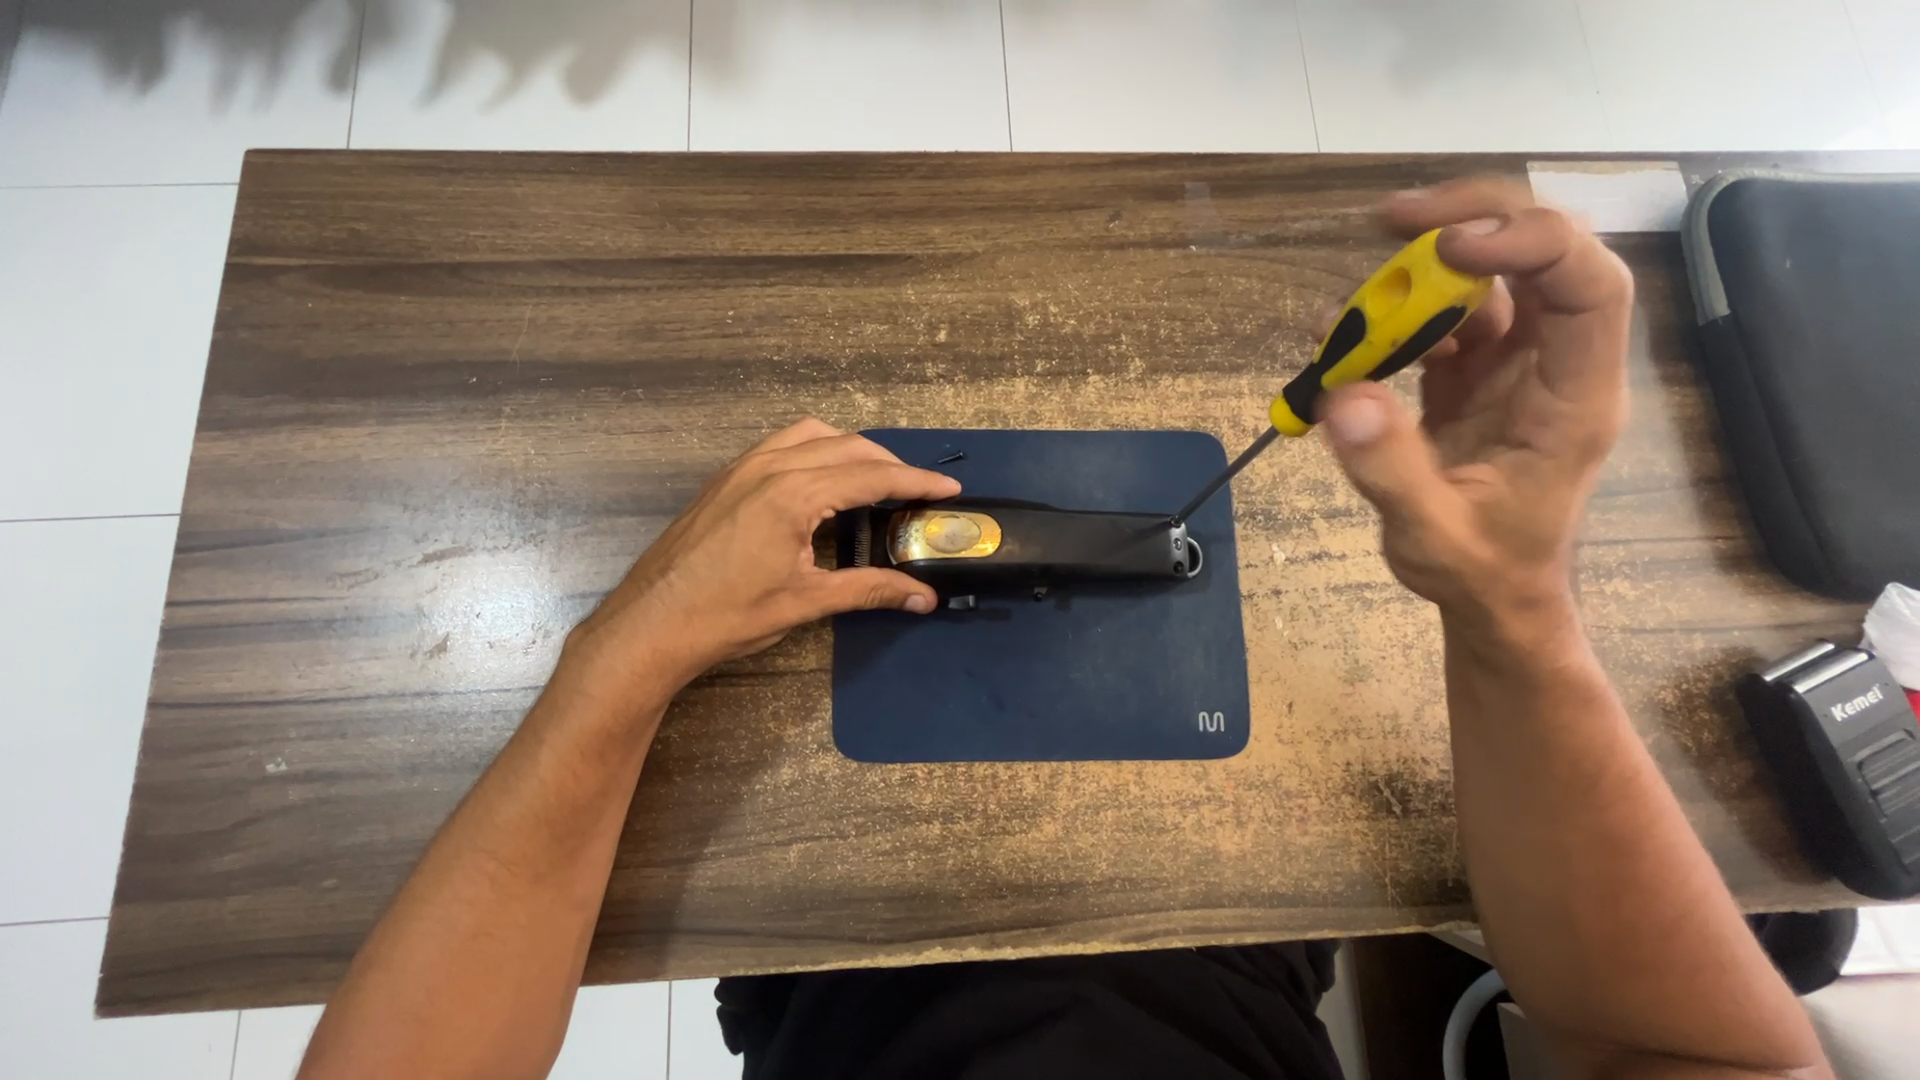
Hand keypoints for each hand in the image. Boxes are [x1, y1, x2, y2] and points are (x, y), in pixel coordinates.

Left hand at [567, 418, 959, 690]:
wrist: (650, 625)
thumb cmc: (729, 616)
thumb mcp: (808, 601)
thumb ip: (871, 589)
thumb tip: (925, 598)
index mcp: (794, 492)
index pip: (871, 476)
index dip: (916, 481)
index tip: (950, 487)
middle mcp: (770, 466)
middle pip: (847, 446)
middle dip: (889, 463)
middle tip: (918, 491)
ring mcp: (742, 467)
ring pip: (812, 435)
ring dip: (851, 449)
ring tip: (875, 479)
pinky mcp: (725, 478)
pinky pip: (782, 445)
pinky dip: (816, 451)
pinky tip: (822, 483)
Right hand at [1319, 178, 1632, 635]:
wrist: (1488, 591)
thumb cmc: (1479, 570)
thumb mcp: (1430, 534)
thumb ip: (1390, 469)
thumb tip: (1341, 395)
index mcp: (1573, 397)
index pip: (1586, 286)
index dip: (1529, 244)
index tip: (1443, 243)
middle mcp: (1552, 364)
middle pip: (1540, 255)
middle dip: (1468, 223)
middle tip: (1387, 219)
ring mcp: (1512, 366)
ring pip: (1483, 281)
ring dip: (1413, 274)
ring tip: (1342, 311)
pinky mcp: (1471, 376)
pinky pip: (1438, 322)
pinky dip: (1389, 321)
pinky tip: (1342, 344)